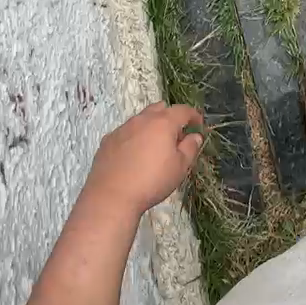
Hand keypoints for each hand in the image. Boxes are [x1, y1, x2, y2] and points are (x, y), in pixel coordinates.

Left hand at [81, 102, 205, 215]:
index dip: (194, 116)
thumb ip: (190, 148)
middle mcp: (142, 120)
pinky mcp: (108, 140)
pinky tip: (134, 156)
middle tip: (176, 137)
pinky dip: (135, 137)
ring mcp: (122, 128)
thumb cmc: (152, 181)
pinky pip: (126, 132)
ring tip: (154, 148)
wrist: (111, 195)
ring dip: (152, 127)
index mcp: (163, 123)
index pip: (183, 110)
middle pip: (160, 109)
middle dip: (171, 118)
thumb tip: (194, 136)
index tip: (198, 127)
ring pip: (141, 119)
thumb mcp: (180, 167)